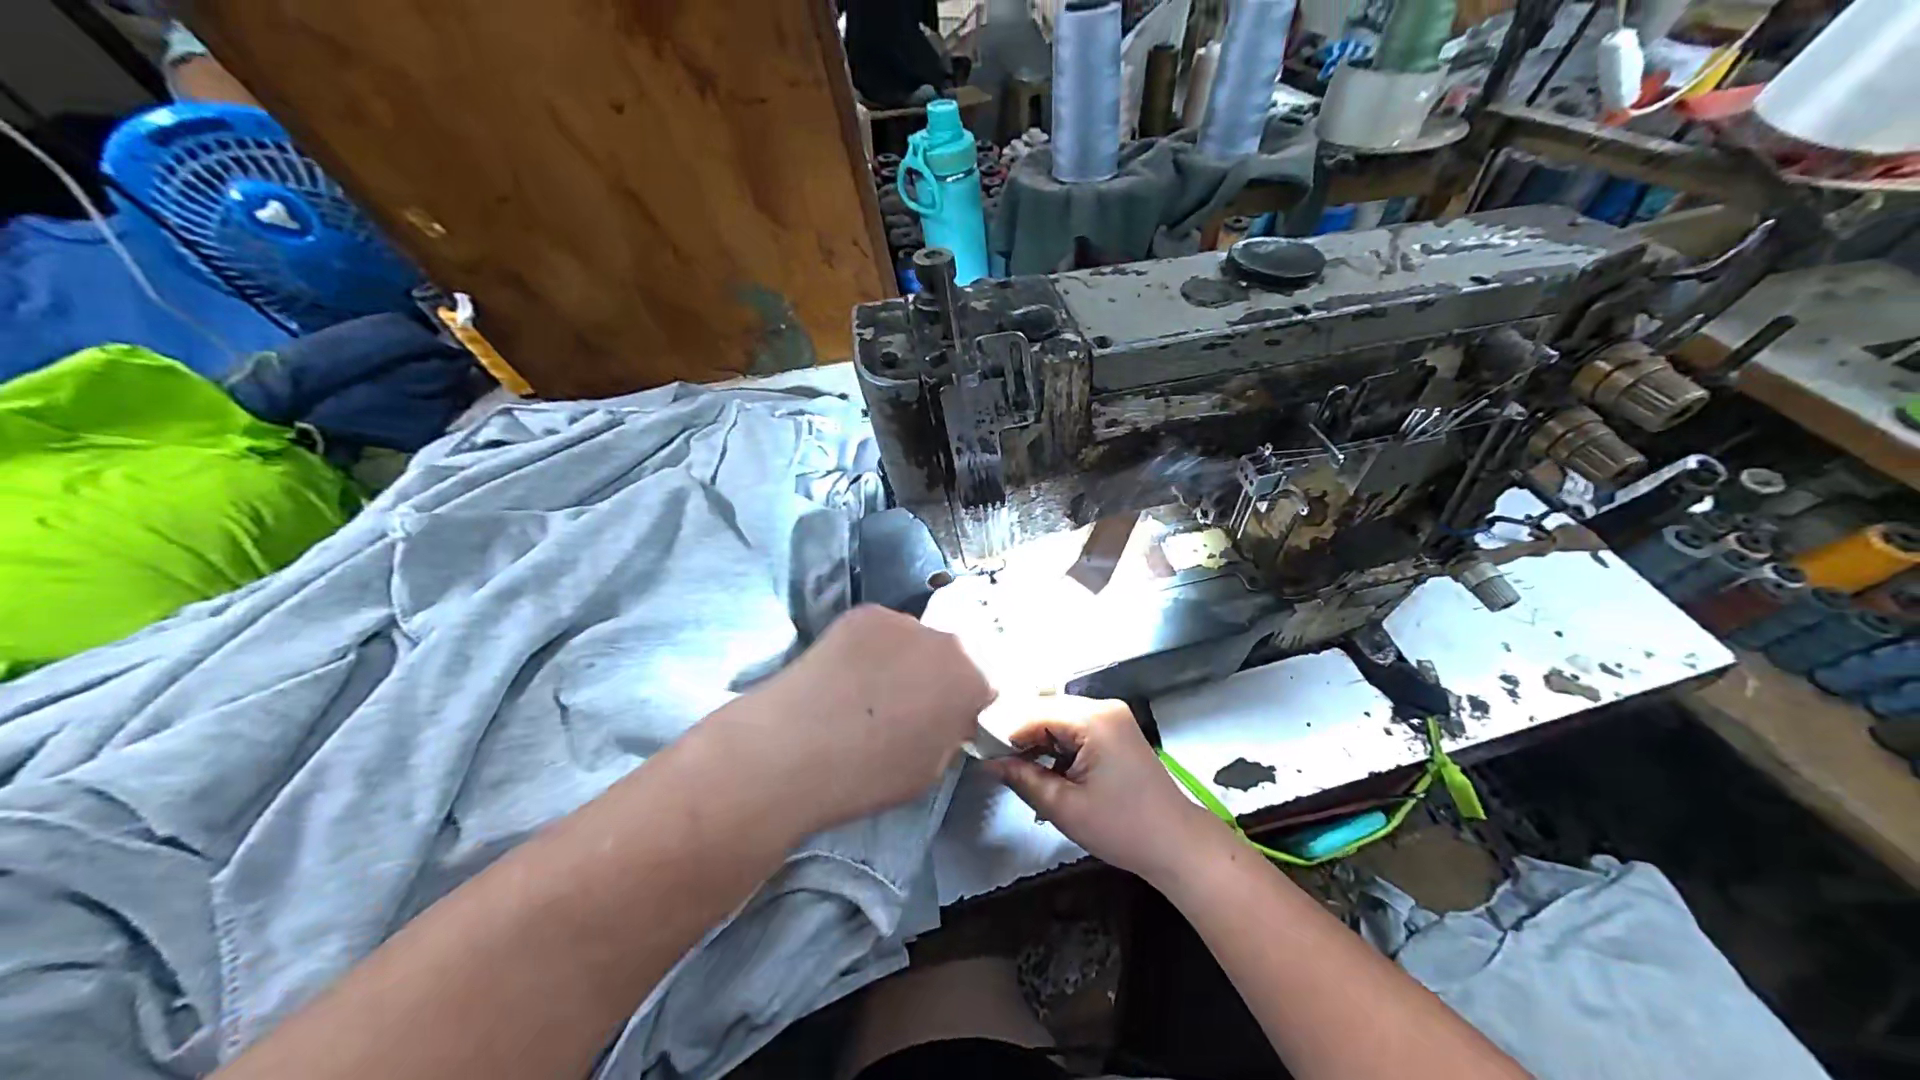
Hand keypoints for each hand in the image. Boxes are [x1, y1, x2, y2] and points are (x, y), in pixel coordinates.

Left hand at [713, 606, 993, 833]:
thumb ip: (949, 733)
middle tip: (904, 705)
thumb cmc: (868, 775)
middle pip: (951, 655)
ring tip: (865, 690)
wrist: (792, 749)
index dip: (963, 705)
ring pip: (913, 640)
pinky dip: (870, 647)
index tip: (942, 720)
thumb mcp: (930, 769)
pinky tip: (844, 673)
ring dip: (902, 658)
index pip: (984, 684)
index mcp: (972, 679)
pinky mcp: (861, 612)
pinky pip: (879, 630)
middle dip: (935, 676)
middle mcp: (945, 639)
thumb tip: (945, 716)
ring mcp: (901, 620)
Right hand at [983, 696, 1234, 882]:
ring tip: (1020, 772)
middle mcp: (1104, 708)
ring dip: (1039, 743)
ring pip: (1060, 720)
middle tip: (997, 764)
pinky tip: (1047, 773)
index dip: (1006, 733)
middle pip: (1047, 711)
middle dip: (1022, 737)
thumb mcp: (1064, 807)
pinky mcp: (1117, 732)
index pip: (1035, 713)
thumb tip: (990, 763)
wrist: (1177, 844)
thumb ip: (1023, 778)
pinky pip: (1076, 730)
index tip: (982, 753)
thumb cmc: (1122, 827)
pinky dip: (1058, 748)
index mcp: (1094, 720)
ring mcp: (1114, 718)